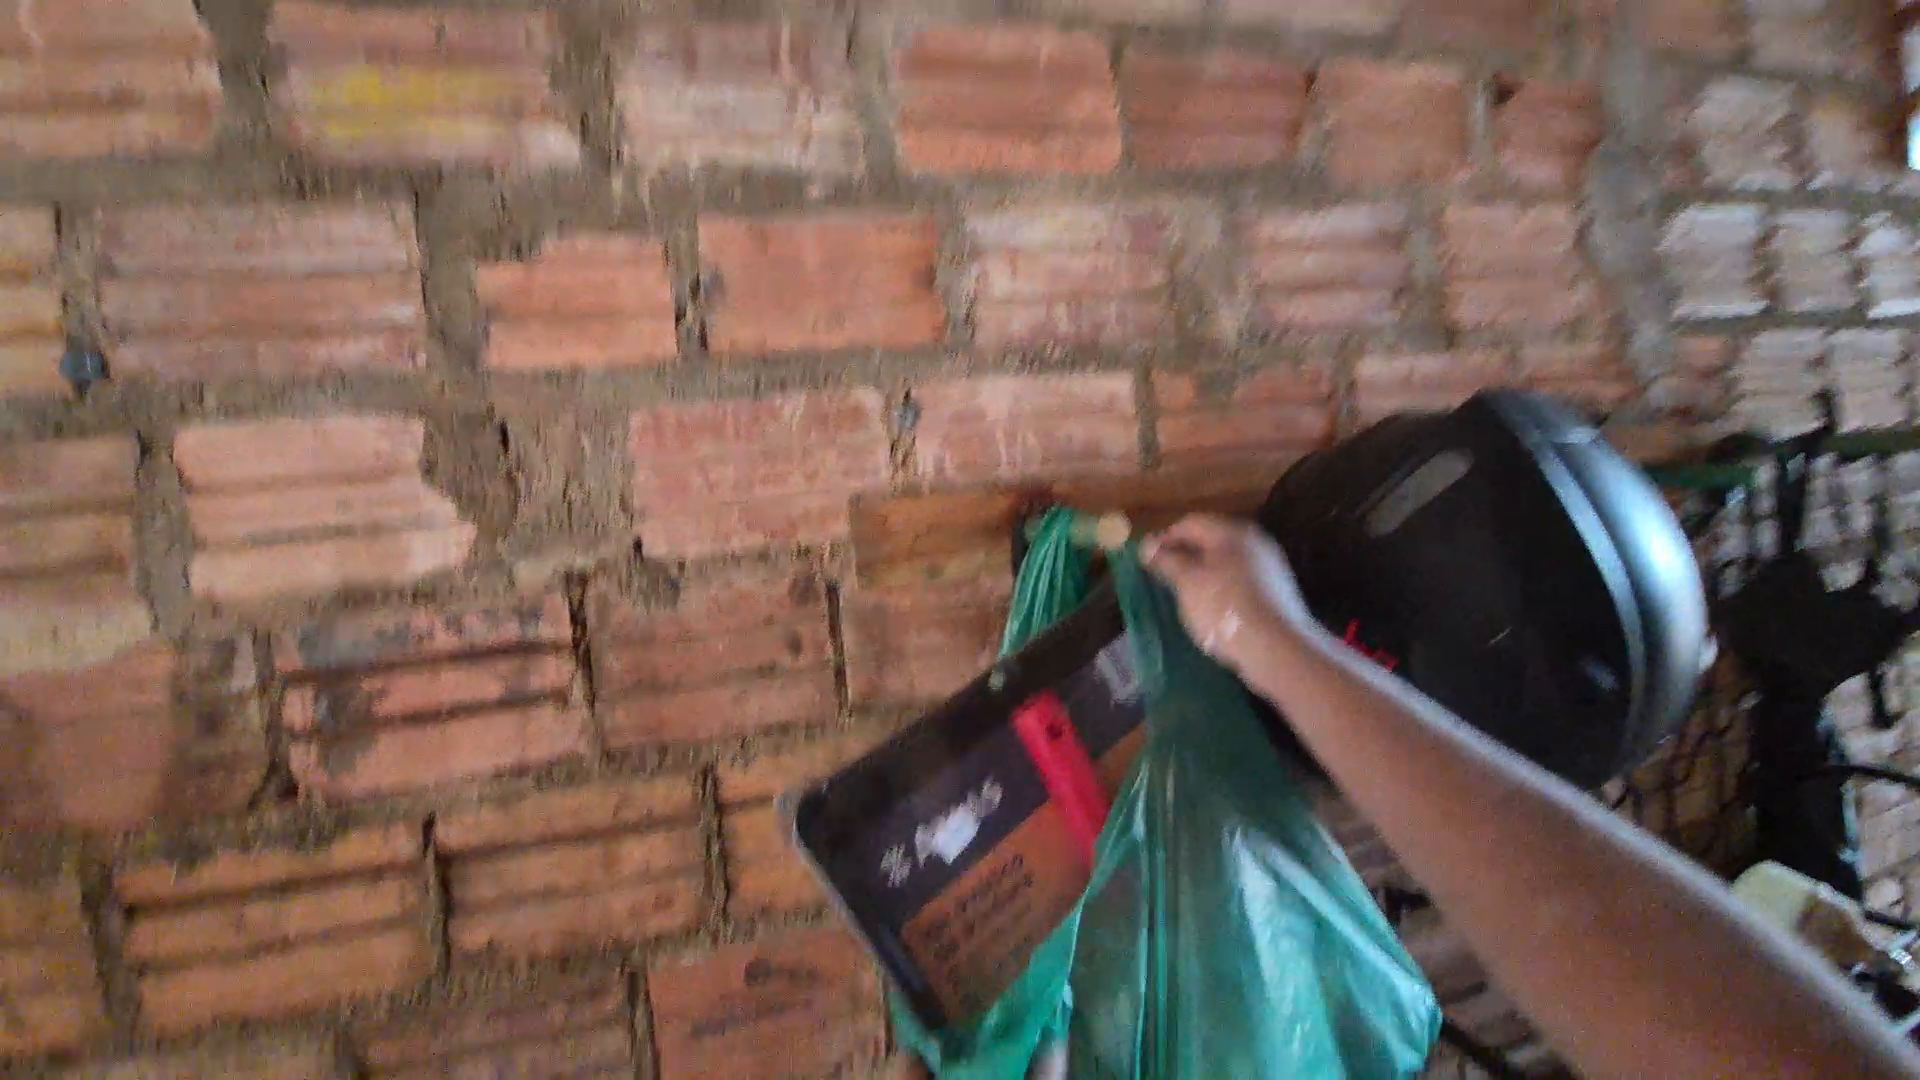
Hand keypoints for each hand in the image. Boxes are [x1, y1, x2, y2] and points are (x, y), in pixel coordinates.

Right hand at [1141, 514, 1315, 671]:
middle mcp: (1253, 541)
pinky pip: (1238, 579)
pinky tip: (1210, 606)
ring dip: (1201, 571)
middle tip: (1162, 575)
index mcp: (1231, 532)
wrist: (1277, 649)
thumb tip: (1147, 544)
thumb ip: (1166, 560)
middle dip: (1183, 555)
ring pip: (1224, 560)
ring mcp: (1268, 566)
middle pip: (1210, 539)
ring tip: (1182, 593)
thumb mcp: (1187, 583)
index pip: (1190, 523)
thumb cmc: (1225, 608)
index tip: (1146, 559)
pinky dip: (1219, 586)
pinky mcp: (1274, 591)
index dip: (1165, 538)